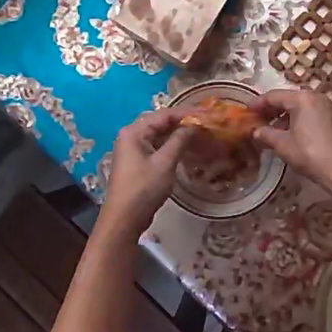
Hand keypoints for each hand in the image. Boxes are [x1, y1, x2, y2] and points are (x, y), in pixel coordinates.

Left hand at [102, 110, 194, 233]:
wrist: (124, 218)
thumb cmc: (144, 188)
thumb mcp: (165, 162)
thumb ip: (179, 140)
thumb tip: (193, 125)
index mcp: (134, 131)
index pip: (164, 115)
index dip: (186, 113)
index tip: (207, 113)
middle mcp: (131, 136)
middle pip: (160, 123)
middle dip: (183, 123)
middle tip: (206, 123)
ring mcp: (133, 150)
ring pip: (159, 136)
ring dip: (178, 135)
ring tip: (201, 134)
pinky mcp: (138, 162)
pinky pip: (157, 147)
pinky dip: (172, 146)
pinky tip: (187, 148)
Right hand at [251, 89, 331, 196]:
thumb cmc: (309, 154)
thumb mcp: (282, 144)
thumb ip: (265, 134)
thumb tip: (254, 132)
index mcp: (302, 98)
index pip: (273, 96)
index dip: (257, 104)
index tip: (246, 112)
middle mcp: (314, 97)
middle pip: (286, 98)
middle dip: (270, 109)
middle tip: (255, 120)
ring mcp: (324, 107)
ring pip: (297, 106)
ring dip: (281, 116)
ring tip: (268, 129)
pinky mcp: (330, 118)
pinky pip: (306, 113)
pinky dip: (294, 120)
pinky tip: (285, 133)